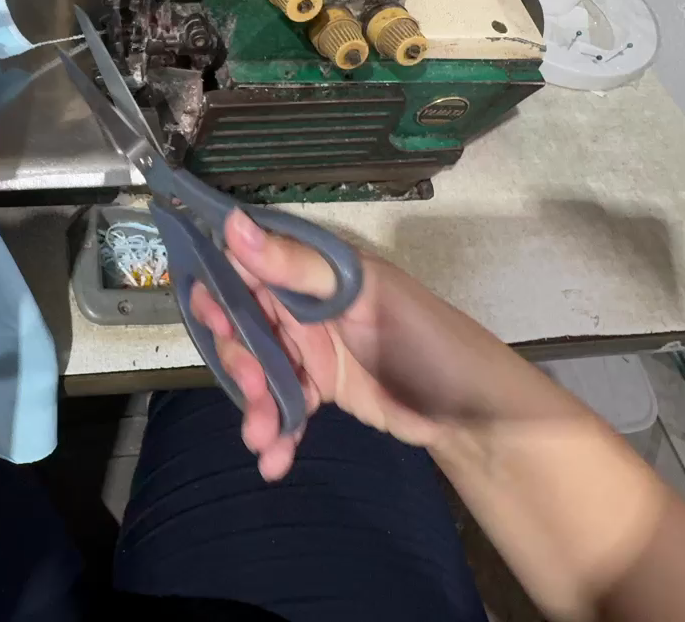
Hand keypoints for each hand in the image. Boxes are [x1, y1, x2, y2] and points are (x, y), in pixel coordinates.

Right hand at [192, 209, 581, 479]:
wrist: (474, 415)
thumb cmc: (424, 338)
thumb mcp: (361, 296)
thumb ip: (297, 266)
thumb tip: (232, 223)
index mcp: (310, 270)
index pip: (245, 267)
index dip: (219, 289)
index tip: (210, 316)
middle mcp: (301, 304)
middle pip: (243, 324)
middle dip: (239, 359)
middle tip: (255, 388)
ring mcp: (307, 347)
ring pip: (257, 368)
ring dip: (254, 403)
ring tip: (264, 438)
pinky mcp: (316, 387)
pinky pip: (281, 405)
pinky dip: (274, 432)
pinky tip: (274, 461)